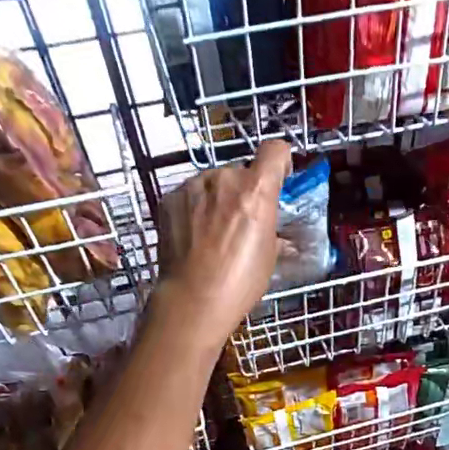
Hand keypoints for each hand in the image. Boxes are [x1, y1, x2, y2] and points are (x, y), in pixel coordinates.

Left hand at [154, 140, 286, 338]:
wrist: (192, 299)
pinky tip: (192, 236)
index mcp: (256, 189)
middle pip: (239, 172)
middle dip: (241, 191)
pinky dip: (191, 209)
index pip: (275, 150)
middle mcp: (223, 179)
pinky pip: (187, 196)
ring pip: (210, 183)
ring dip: (214, 199)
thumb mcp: (267, 254)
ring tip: (212, 233)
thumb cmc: (237, 282)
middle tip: (239, 221)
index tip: (278, 176)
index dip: (279, 162)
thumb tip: (272, 230)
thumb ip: (270, 227)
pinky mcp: (169, 200)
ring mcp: (192, 187)